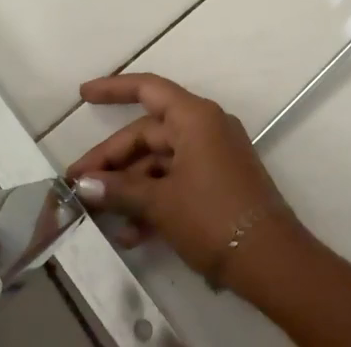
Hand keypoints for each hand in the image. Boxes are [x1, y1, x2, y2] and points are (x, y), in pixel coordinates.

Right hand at [66, 73, 295, 284]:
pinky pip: (177, 181)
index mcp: (195, 117)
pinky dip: (153, 201)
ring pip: (160, 162)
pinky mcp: (218, 184)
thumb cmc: (213, 217)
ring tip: (99, 215)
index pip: (148, 89)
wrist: (271, 261)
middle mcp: (205, 128)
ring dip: (130, 187)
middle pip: (148, 133)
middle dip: (112, 160)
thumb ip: (119, 189)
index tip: (83, 95)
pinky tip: (129, 234)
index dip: (112, 89)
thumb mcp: (160, 203)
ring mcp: (214, 156)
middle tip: (79, 184)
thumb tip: (83, 184)